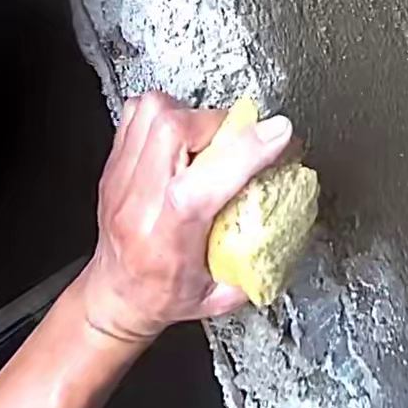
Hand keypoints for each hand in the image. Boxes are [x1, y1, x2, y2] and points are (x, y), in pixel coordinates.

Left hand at [73, 91, 293, 343]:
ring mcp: (119, 179)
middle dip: (220, 123)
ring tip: (210, 135)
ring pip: (154, 112)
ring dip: (193, 114)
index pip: (197, 188)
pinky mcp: (113, 162)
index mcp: (165, 244)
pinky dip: (169, 112)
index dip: (244, 152)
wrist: (113, 296)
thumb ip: (261, 249)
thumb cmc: (165, 296)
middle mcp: (137, 206)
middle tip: (240, 137)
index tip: (279, 134)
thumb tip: (294, 197)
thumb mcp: (222, 292)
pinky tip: (184, 134)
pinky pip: (138, 111)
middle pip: (172, 132)